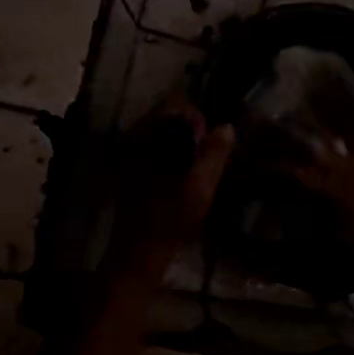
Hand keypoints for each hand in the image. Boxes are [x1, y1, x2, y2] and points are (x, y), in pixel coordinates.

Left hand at [111, 97, 235, 266]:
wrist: (140, 251)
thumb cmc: (173, 220)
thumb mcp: (201, 187)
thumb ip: (214, 153)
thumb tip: (227, 125)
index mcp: (149, 136)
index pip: (176, 104)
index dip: (198, 118)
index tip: (209, 141)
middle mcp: (134, 137)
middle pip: (167, 115)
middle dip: (188, 129)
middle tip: (204, 156)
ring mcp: (127, 151)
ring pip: (160, 130)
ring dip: (179, 141)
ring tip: (194, 166)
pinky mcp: (126, 166)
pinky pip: (151, 145)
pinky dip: (167, 151)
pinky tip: (179, 173)